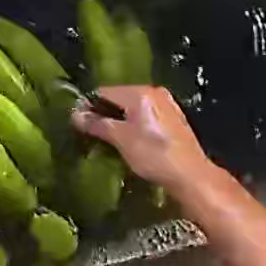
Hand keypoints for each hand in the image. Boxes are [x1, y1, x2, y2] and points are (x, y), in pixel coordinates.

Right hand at [71, 86, 213, 189]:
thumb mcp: (121, 139)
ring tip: (108, 139)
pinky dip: (135, 124)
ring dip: (119, 120)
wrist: (190, 174)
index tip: (78, 123)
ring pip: (133, 107)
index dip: (88, 106)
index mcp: (140, 92)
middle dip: (104, 113)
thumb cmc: (153, 155)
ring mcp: (166, 104)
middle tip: (91, 133)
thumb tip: (76, 115)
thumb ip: (98, 124)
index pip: (104, 91)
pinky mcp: (173, 118)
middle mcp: (155, 92)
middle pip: (120, 97)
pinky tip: (130, 140)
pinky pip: (146, 115)